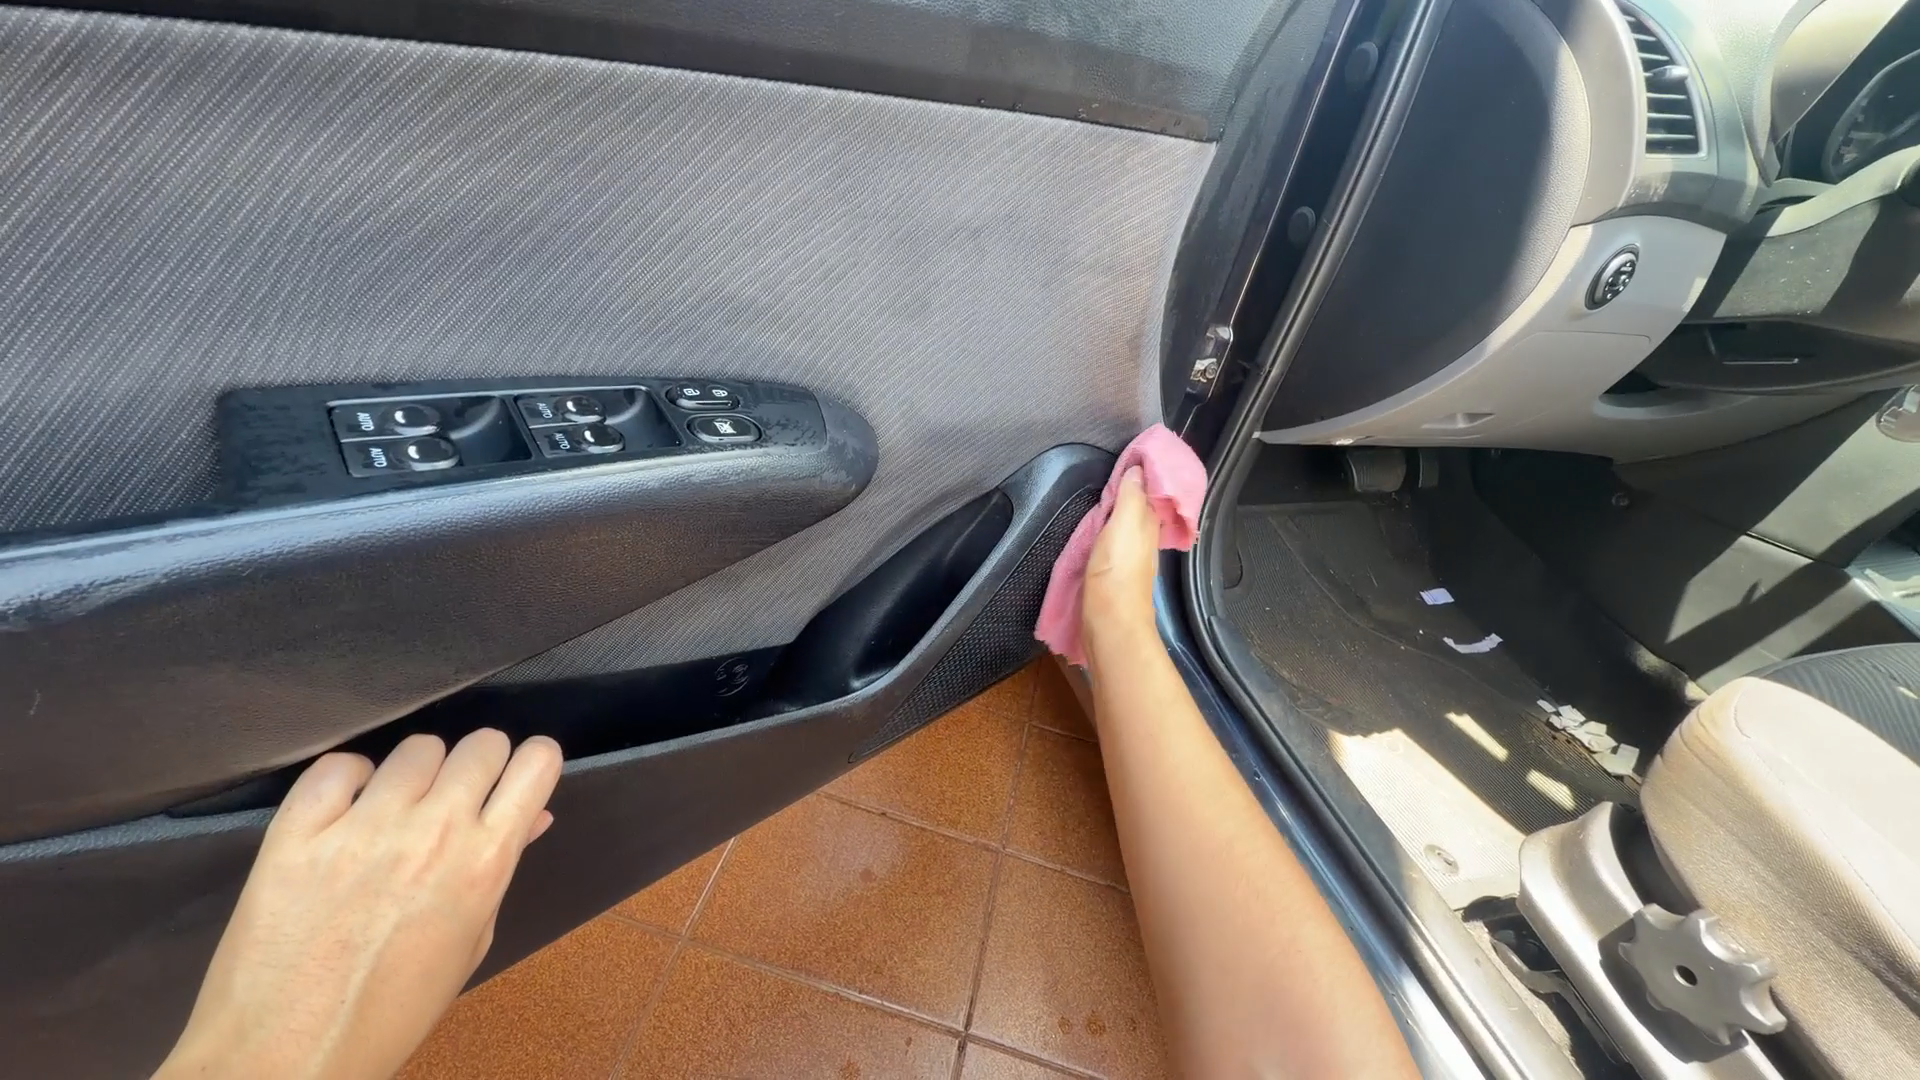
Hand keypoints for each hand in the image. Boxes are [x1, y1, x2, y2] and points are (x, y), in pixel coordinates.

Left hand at [154, 730, 563, 1079]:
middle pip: (483, 743)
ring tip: (400, 805)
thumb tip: (532, 815)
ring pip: (418, 748)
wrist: (282, 1064)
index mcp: (486, 862)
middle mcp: (434, 832)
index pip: (537, 761)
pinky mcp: (295, 836)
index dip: (534, 762)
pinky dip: (350, 779)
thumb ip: (503, 867)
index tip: (519, 777)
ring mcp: (362, 830)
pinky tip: (348, 808)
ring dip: (420, 771)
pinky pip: (338, 767)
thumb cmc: (395, 1009)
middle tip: (460, 795)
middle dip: (482, 763)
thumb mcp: (473, 940)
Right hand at [1081, 466, 1161, 652]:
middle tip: (1113, 469)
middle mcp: (1144, 538)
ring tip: (1104, 493)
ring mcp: (1130, 556)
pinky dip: (1109, 527)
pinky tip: (1098, 527)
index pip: (1149, 489)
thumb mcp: (1125, 525)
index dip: (1141, 472)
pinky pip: (1114, 540)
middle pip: (1138, 506)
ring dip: (1118, 508)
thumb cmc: (1116, 573)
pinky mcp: (1115, 571)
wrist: (1110, 623)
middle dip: (1130, 488)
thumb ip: (1131, 496)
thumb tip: (1138, 468)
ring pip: (1127, 523)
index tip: (1129, 453)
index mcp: (1149, 524)